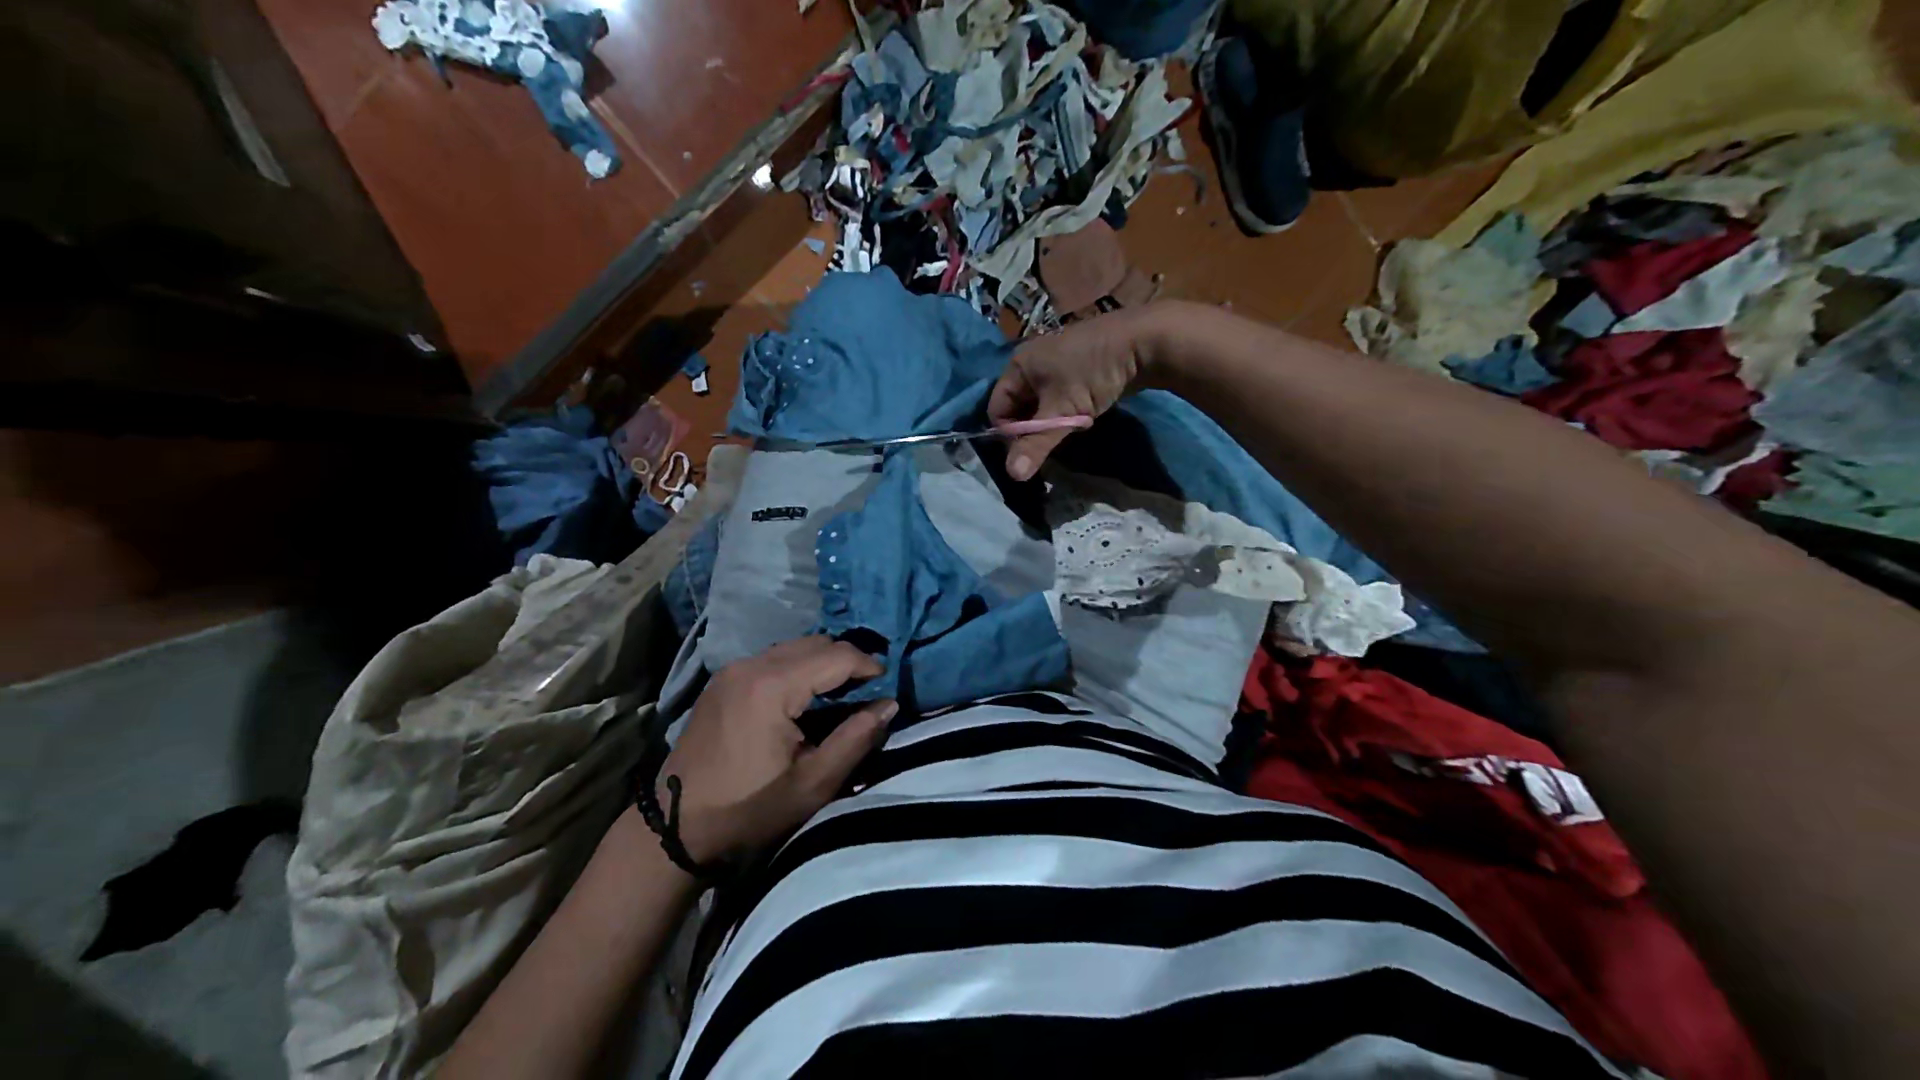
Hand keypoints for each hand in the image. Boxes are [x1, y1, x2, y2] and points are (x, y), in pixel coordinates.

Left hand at [658, 637, 895, 864]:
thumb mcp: (813, 783)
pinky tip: (804, 697)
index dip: (869, 666)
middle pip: (815, 643)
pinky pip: (771, 659)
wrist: (675, 826)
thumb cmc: (749, 809)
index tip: (887, 685)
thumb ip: (856, 738)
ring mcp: (732, 670)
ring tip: (840, 693)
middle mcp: (751, 665)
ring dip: (821, 662)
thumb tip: (889, 704)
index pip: (836, 656)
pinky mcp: (722, 681)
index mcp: (773, 686)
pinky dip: (797, 668)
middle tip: (867, 690)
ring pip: (793, 648)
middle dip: (847, 660)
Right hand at [989, 303, 1184, 480]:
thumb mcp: (1062, 411)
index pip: (997, 409)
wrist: (1144, 341)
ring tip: (1067, 431)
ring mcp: (1054, 362)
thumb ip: (1036, 443)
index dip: (1009, 434)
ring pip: (1040, 404)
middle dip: (1030, 430)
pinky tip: (1080, 419)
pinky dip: (1063, 411)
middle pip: (1017, 407)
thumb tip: (1013, 475)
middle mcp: (1031, 361)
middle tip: (1049, 446)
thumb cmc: (1093, 372)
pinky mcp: (1076, 367)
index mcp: (1018, 365)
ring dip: (1049, 422)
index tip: (1029, 451)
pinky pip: (1058, 396)